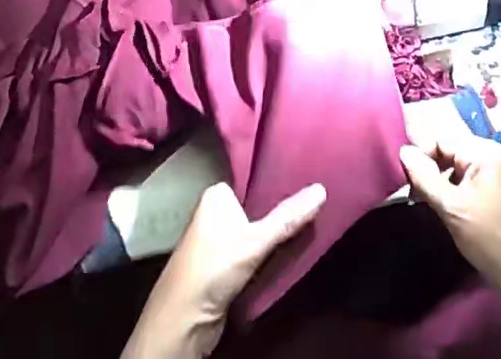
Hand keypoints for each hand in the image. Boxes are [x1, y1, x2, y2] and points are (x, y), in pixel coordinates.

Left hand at [121, 182, 324, 358]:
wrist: (178, 328)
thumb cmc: (211, 272)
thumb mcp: (254, 242)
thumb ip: (287, 217)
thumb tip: (322, 189)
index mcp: (215, 196)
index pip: (254, 175)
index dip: (280, 175)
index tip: (309, 171)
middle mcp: (215, 212)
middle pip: (258, 202)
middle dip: (283, 203)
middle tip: (316, 195)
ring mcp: (219, 239)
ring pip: (258, 226)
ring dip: (278, 227)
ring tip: (311, 214)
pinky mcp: (224, 264)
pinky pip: (255, 246)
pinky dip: (271, 246)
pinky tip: (293, 241)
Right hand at [398, 133, 500, 287]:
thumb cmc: (487, 236)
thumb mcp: (451, 206)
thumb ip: (425, 177)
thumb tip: (403, 151)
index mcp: (485, 151)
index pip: (443, 140)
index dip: (421, 157)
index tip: (403, 180)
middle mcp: (492, 153)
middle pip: (450, 151)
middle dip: (430, 170)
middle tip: (412, 195)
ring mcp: (497, 170)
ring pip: (457, 166)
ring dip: (440, 181)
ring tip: (423, 202)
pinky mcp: (497, 187)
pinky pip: (468, 179)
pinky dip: (453, 189)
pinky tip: (442, 206)